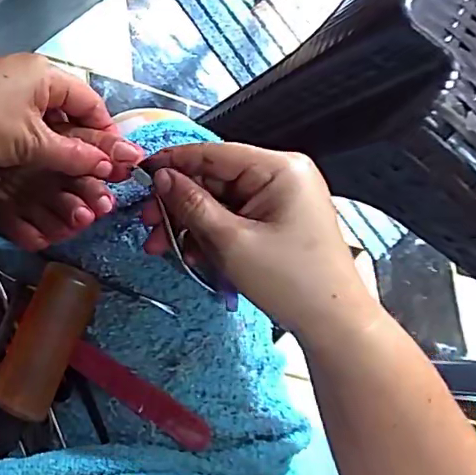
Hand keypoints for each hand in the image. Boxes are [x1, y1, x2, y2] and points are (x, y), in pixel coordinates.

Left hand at [0, 56, 143, 249]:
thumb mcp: (32, 143)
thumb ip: (74, 154)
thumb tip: (111, 165)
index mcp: (46, 73)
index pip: (91, 101)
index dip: (106, 133)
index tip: (114, 162)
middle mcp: (29, 72)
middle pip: (70, 109)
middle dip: (84, 141)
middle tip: (94, 171)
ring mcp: (6, 85)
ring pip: (47, 116)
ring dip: (60, 144)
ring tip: (67, 170)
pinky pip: (24, 119)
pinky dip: (35, 140)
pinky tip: (35, 160)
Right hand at [139, 143, 371, 334]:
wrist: (332, 322)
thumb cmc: (295, 282)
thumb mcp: (231, 241)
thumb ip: (192, 204)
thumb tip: (163, 177)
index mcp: (280, 169)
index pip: (214, 152)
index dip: (174, 162)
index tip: (143, 173)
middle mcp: (282, 176)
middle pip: (213, 178)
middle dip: (178, 203)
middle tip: (151, 223)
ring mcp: (279, 198)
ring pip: (218, 200)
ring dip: (189, 223)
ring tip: (166, 246)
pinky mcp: (275, 219)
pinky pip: (232, 216)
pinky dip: (210, 233)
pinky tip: (194, 253)